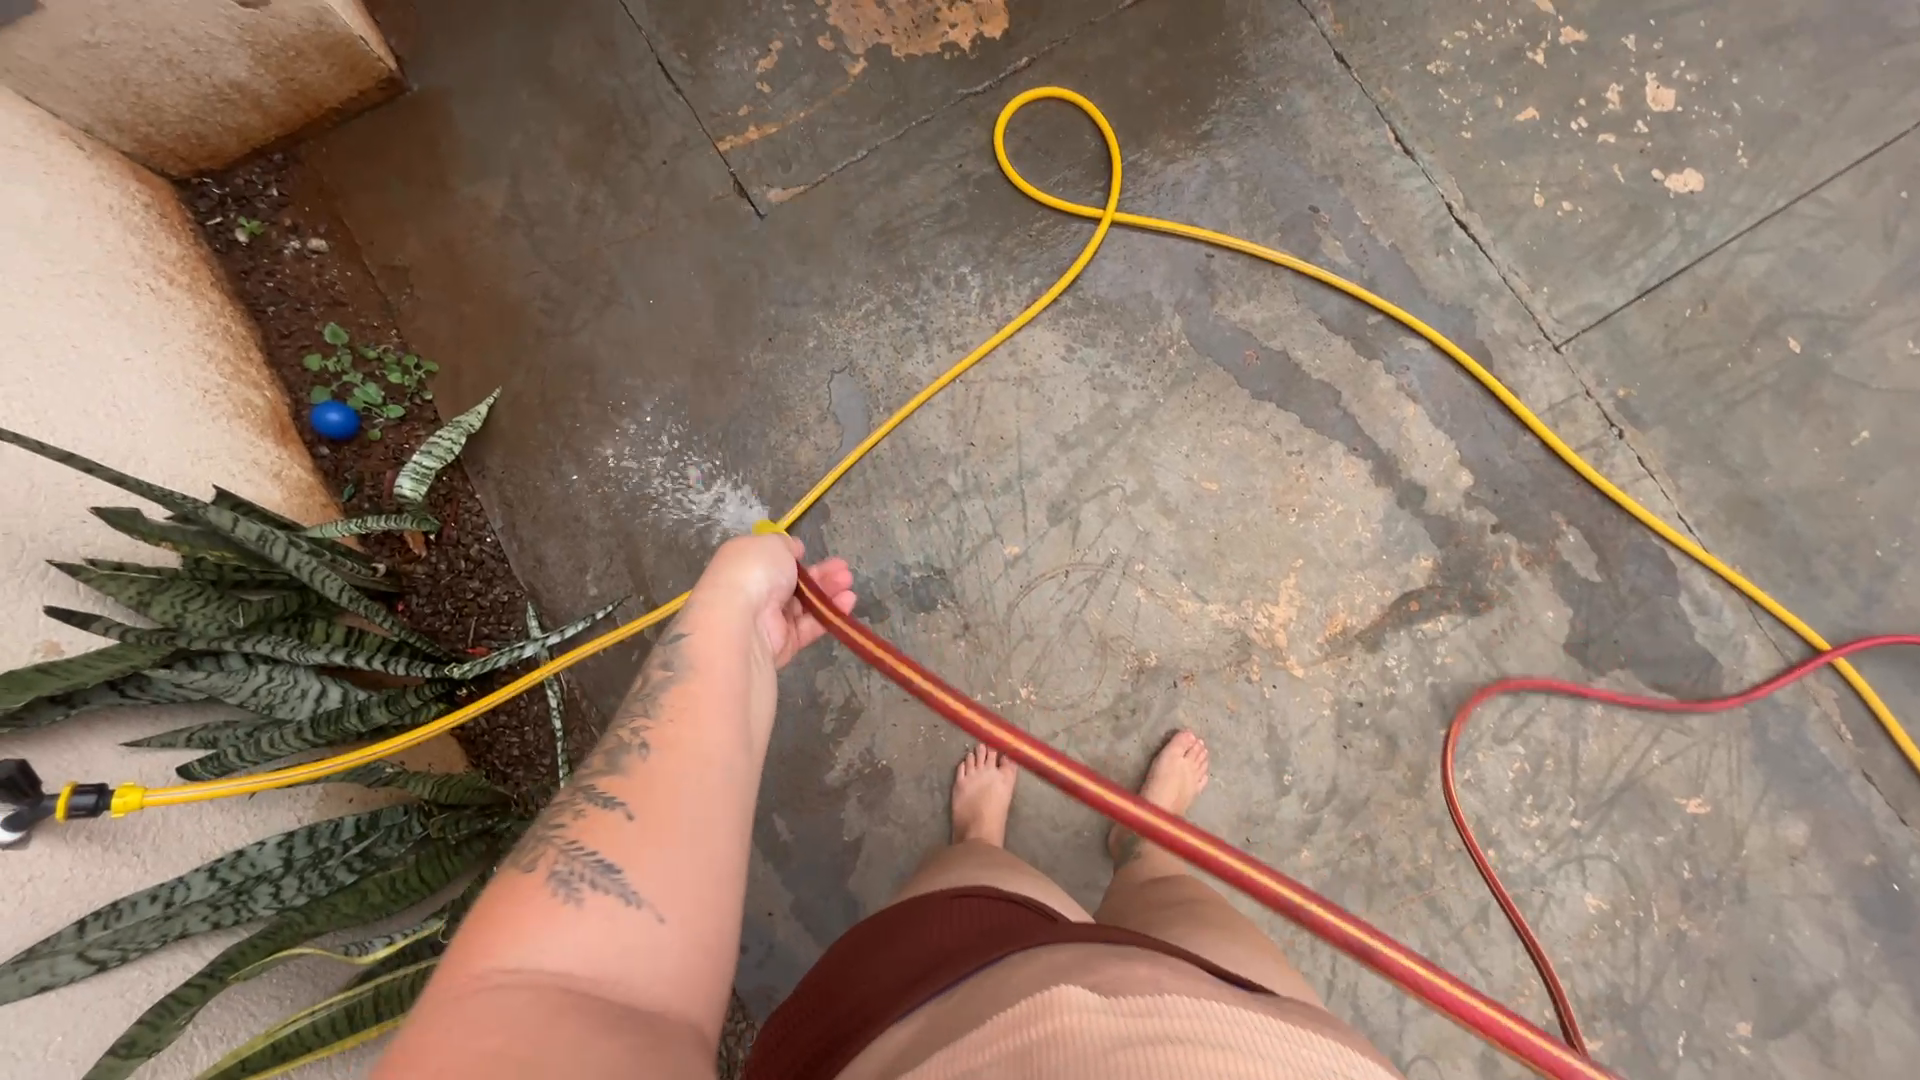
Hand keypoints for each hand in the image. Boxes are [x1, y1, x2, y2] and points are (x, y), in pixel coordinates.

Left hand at [693, 533, 855, 669]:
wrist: (742, 620)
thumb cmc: (754, 572)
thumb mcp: (771, 544)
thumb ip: (785, 545)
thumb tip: (793, 549)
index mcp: (744, 566)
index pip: (771, 562)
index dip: (793, 556)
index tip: (809, 552)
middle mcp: (754, 593)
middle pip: (793, 583)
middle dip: (820, 574)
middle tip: (844, 569)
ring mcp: (768, 620)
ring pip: (804, 605)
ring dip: (829, 592)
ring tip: (849, 583)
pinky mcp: (782, 644)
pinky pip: (809, 627)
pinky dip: (829, 614)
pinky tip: (848, 602)